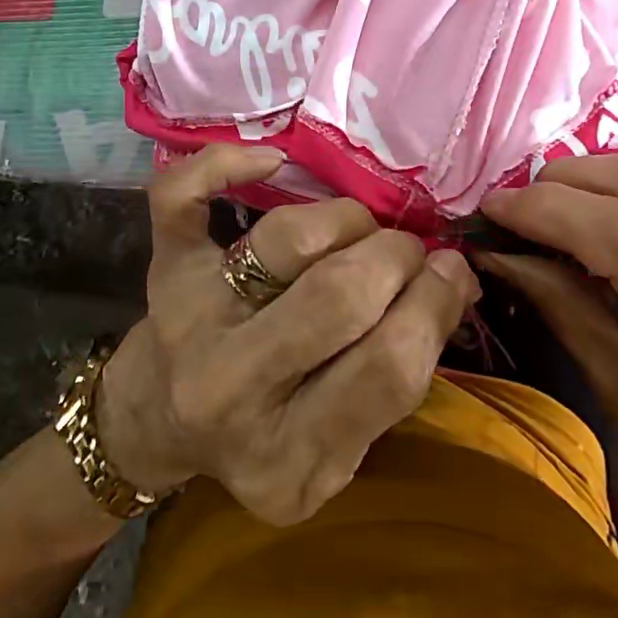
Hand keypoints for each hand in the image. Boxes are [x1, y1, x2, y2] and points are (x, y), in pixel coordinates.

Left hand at [96, 144, 480, 525]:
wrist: (162, 417)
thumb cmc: (262, 434)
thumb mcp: (333, 447)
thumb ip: (392, 377)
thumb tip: (455, 278)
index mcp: (288, 455)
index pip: (386, 371)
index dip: (432, 307)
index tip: (451, 270)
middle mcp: (230, 387)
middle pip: (337, 296)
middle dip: (394, 258)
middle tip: (408, 249)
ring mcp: (189, 319)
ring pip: (284, 238)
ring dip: (344, 219)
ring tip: (360, 228)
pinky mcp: (162, 269)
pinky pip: (180, 197)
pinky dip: (223, 165)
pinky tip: (271, 162)